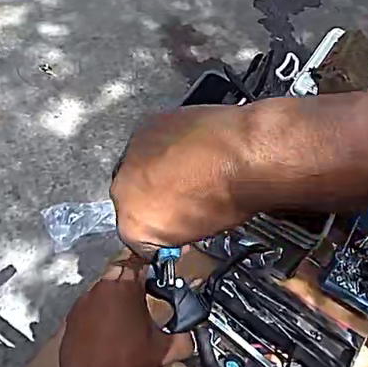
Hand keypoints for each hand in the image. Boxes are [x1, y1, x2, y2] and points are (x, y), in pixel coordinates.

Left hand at [59, 258, 190, 366]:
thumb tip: (193, 336)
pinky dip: (97, 309)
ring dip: (113, 295)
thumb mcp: (163, 351)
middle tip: (139, 298)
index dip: (147, 272)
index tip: (153, 283)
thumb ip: (184, 339)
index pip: (138, 265)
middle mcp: (103, 287)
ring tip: (122, 315)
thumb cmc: (128, 361)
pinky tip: (103, 327)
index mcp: (126, 288)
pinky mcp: (72, 313)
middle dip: (129, 280)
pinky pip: (89, 303)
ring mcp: (84, 299)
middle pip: (118, 272)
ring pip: (102, 287)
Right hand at [110, 104, 254, 253]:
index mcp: (134, 224)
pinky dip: (165, 148)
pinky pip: (150, 144)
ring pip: (137, 169)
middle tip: (183, 198)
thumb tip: (177, 224)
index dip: (158, 232)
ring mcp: (131, 156)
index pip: (137, 238)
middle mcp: (122, 190)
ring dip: (156, 172)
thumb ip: (173, 231)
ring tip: (190, 172)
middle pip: (131, 200)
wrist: (245, 153)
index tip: (172, 227)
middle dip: (153, 200)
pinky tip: (189, 151)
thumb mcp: (200, 233)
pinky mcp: (145, 128)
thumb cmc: (232, 194)